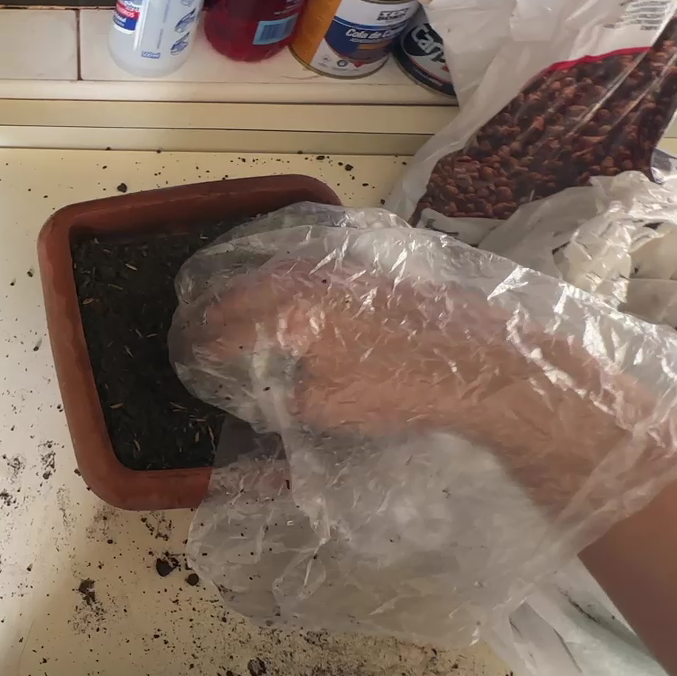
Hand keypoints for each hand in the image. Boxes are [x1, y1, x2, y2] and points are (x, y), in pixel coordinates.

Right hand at [170, 252, 676, 502]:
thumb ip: (281, 395)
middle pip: (245, 292)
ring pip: (274, 273)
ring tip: (231, 303)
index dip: (206, 346)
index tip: (190, 355)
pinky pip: (305, 267)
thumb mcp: (328, 408)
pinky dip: (281, 278)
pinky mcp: (365, 269)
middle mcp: (305, 283)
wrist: (486, 360)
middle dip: (216, 310)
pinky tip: (285, 289)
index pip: (230, 330)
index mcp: (289, 316)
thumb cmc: (401, 389)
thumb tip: (258, 388)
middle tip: (197, 323)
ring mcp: (338, 270)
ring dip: (246, 288)